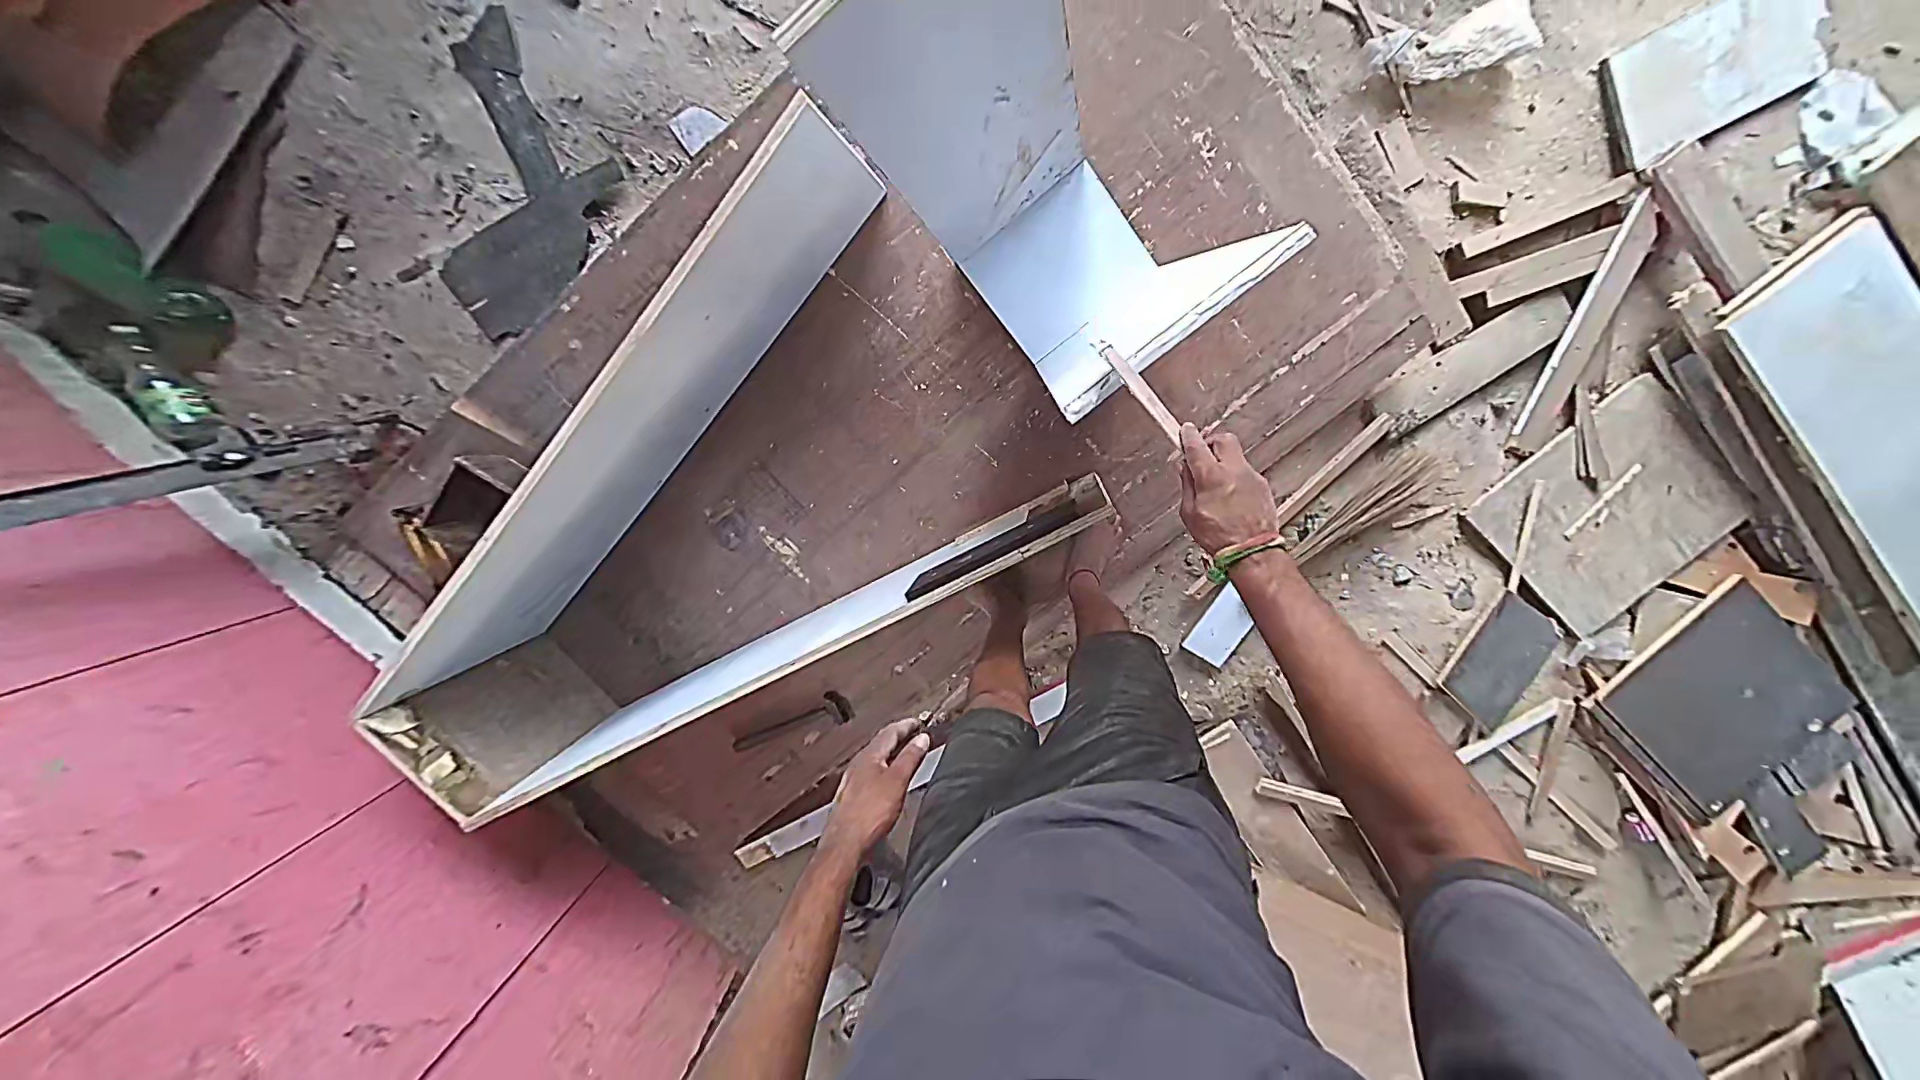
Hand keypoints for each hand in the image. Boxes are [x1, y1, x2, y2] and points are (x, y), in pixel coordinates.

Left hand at [819, 719, 930, 860]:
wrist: (844, 846)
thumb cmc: (867, 815)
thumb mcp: (897, 781)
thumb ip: (910, 757)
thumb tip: (921, 739)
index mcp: (868, 756)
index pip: (889, 732)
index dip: (906, 725)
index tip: (917, 722)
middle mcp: (857, 766)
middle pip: (880, 744)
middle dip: (898, 738)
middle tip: (912, 734)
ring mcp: (852, 782)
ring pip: (874, 760)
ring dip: (891, 754)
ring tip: (903, 755)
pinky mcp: (852, 799)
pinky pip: (870, 776)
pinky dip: (883, 771)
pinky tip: (887, 782)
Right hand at [1179, 423, 1280, 555]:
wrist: (1251, 551)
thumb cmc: (1220, 537)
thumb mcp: (1189, 512)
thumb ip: (1187, 485)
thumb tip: (1184, 468)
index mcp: (1211, 477)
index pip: (1197, 445)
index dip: (1188, 436)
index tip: (1185, 431)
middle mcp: (1234, 471)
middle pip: (1223, 439)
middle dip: (1211, 441)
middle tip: (1202, 451)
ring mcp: (1251, 476)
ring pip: (1236, 455)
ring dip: (1223, 461)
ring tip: (1214, 479)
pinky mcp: (1262, 485)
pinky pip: (1245, 472)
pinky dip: (1235, 476)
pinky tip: (1229, 493)